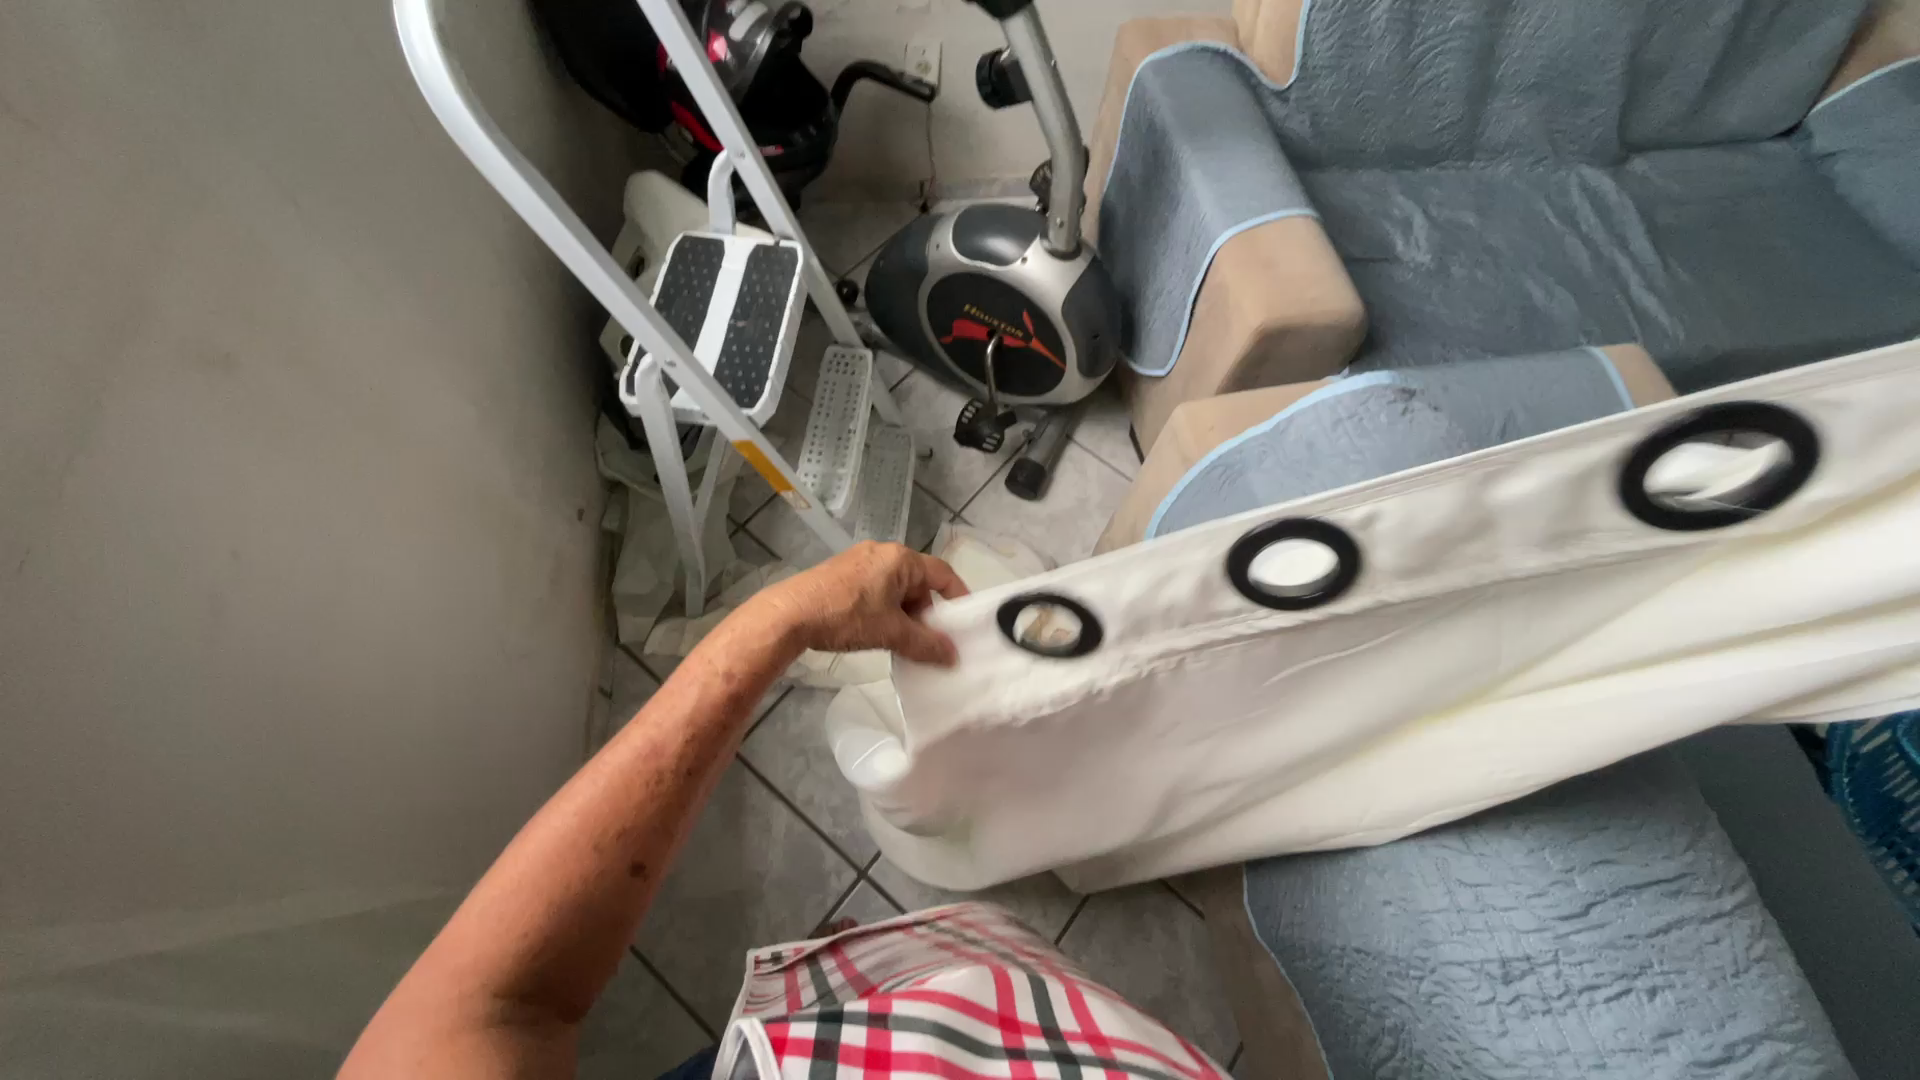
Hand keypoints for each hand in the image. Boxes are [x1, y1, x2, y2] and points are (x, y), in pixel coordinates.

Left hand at [754, 542, 968, 665]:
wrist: (789, 614)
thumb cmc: (847, 617)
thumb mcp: (891, 633)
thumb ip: (926, 644)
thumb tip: (952, 656)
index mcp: (901, 559)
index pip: (942, 573)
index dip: (957, 597)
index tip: (964, 622)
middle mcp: (882, 552)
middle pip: (918, 582)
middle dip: (926, 611)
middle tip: (929, 640)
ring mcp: (859, 560)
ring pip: (896, 587)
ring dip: (904, 613)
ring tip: (902, 641)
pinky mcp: (841, 572)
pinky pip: (876, 588)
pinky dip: (884, 608)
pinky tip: (876, 631)